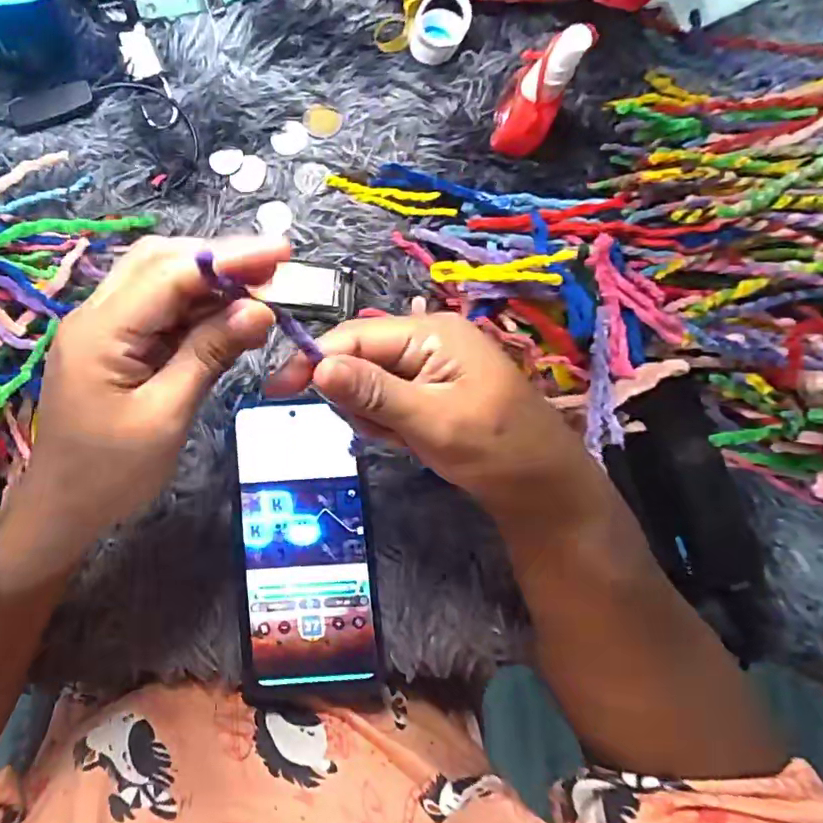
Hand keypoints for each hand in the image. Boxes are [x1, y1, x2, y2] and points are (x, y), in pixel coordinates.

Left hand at [13, 236, 287, 545]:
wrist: (61, 510)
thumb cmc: (110, 474)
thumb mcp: (167, 415)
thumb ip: (210, 355)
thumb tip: (260, 309)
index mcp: (101, 330)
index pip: (170, 272)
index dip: (228, 257)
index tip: (282, 252)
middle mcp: (95, 315)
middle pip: (159, 261)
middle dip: (219, 260)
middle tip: (275, 271)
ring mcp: (100, 327)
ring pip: (158, 281)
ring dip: (209, 282)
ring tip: (262, 290)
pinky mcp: (111, 344)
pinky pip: (156, 311)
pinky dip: (195, 308)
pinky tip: (228, 315)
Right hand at [265, 310, 613, 532]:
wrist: (544, 490)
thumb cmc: (495, 449)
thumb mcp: (431, 421)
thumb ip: (372, 392)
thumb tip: (318, 366)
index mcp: (430, 332)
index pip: (353, 336)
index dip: (314, 360)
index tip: (278, 390)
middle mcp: (425, 339)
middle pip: (356, 357)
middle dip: (356, 397)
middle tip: (382, 429)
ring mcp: (427, 363)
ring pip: (365, 381)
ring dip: (372, 414)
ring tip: (405, 437)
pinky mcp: (427, 387)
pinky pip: (384, 398)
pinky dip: (386, 421)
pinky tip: (411, 438)